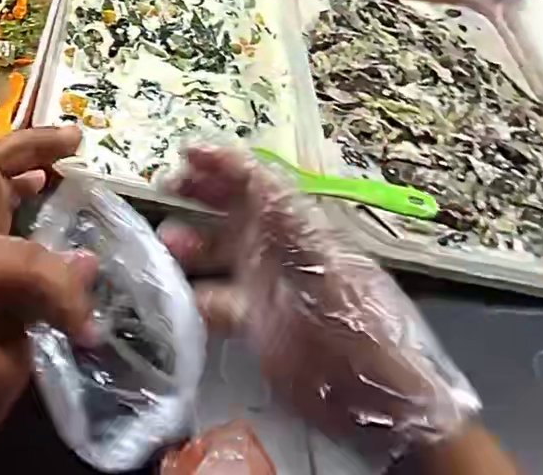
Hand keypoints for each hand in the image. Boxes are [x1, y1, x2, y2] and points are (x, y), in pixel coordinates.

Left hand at [0, 128, 96, 470]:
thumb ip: (40, 315)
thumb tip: (87, 262)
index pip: (21, 258)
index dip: (60, 286)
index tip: (88, 324)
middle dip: (35, 147)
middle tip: (76, 139)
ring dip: (35, 153)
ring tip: (70, 145)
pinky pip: (5, 193)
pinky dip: (32, 177)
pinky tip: (54, 181)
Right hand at [160, 146, 478, 464]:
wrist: (376, 389)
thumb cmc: (353, 316)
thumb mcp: (322, 260)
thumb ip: (287, 218)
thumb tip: (254, 175)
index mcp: (292, 221)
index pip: (253, 177)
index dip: (221, 160)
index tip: (187, 152)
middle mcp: (274, 243)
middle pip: (230, 205)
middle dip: (198, 190)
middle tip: (166, 187)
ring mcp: (261, 281)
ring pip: (216, 249)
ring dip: (189, 241)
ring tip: (166, 244)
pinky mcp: (253, 320)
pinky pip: (214, 297)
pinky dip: (193, 293)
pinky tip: (175, 295)